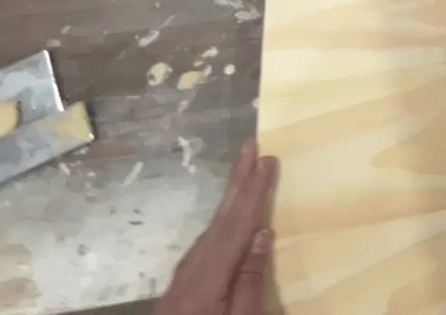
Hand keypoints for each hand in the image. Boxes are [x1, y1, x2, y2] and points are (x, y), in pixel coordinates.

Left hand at [156, 139, 277, 314]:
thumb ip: (250, 282)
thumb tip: (260, 234)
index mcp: (206, 284)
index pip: (237, 227)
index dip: (254, 191)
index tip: (268, 158)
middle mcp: (187, 280)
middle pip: (217, 223)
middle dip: (236, 184)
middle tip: (250, 146)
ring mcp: (178, 291)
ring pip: (208, 235)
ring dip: (228, 202)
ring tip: (245, 174)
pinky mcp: (176, 301)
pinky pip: (202, 250)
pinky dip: (219, 227)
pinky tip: (225, 225)